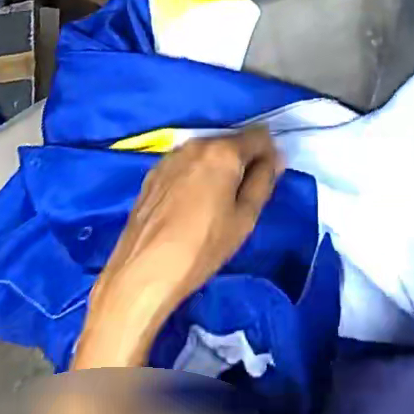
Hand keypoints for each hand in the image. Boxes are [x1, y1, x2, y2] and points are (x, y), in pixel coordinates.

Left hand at [75, 130, 281, 367]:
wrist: (139, 277)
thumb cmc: (201, 247)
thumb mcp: (246, 218)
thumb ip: (264, 180)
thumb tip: (274, 159)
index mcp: (223, 151)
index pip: (260, 135)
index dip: (269, 154)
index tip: (266, 179)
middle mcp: (196, 145)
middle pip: (232, 141)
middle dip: (242, 160)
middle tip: (241, 194)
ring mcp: (170, 159)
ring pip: (208, 152)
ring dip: (218, 166)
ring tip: (213, 201)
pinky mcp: (151, 176)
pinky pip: (186, 164)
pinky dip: (195, 175)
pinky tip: (189, 205)